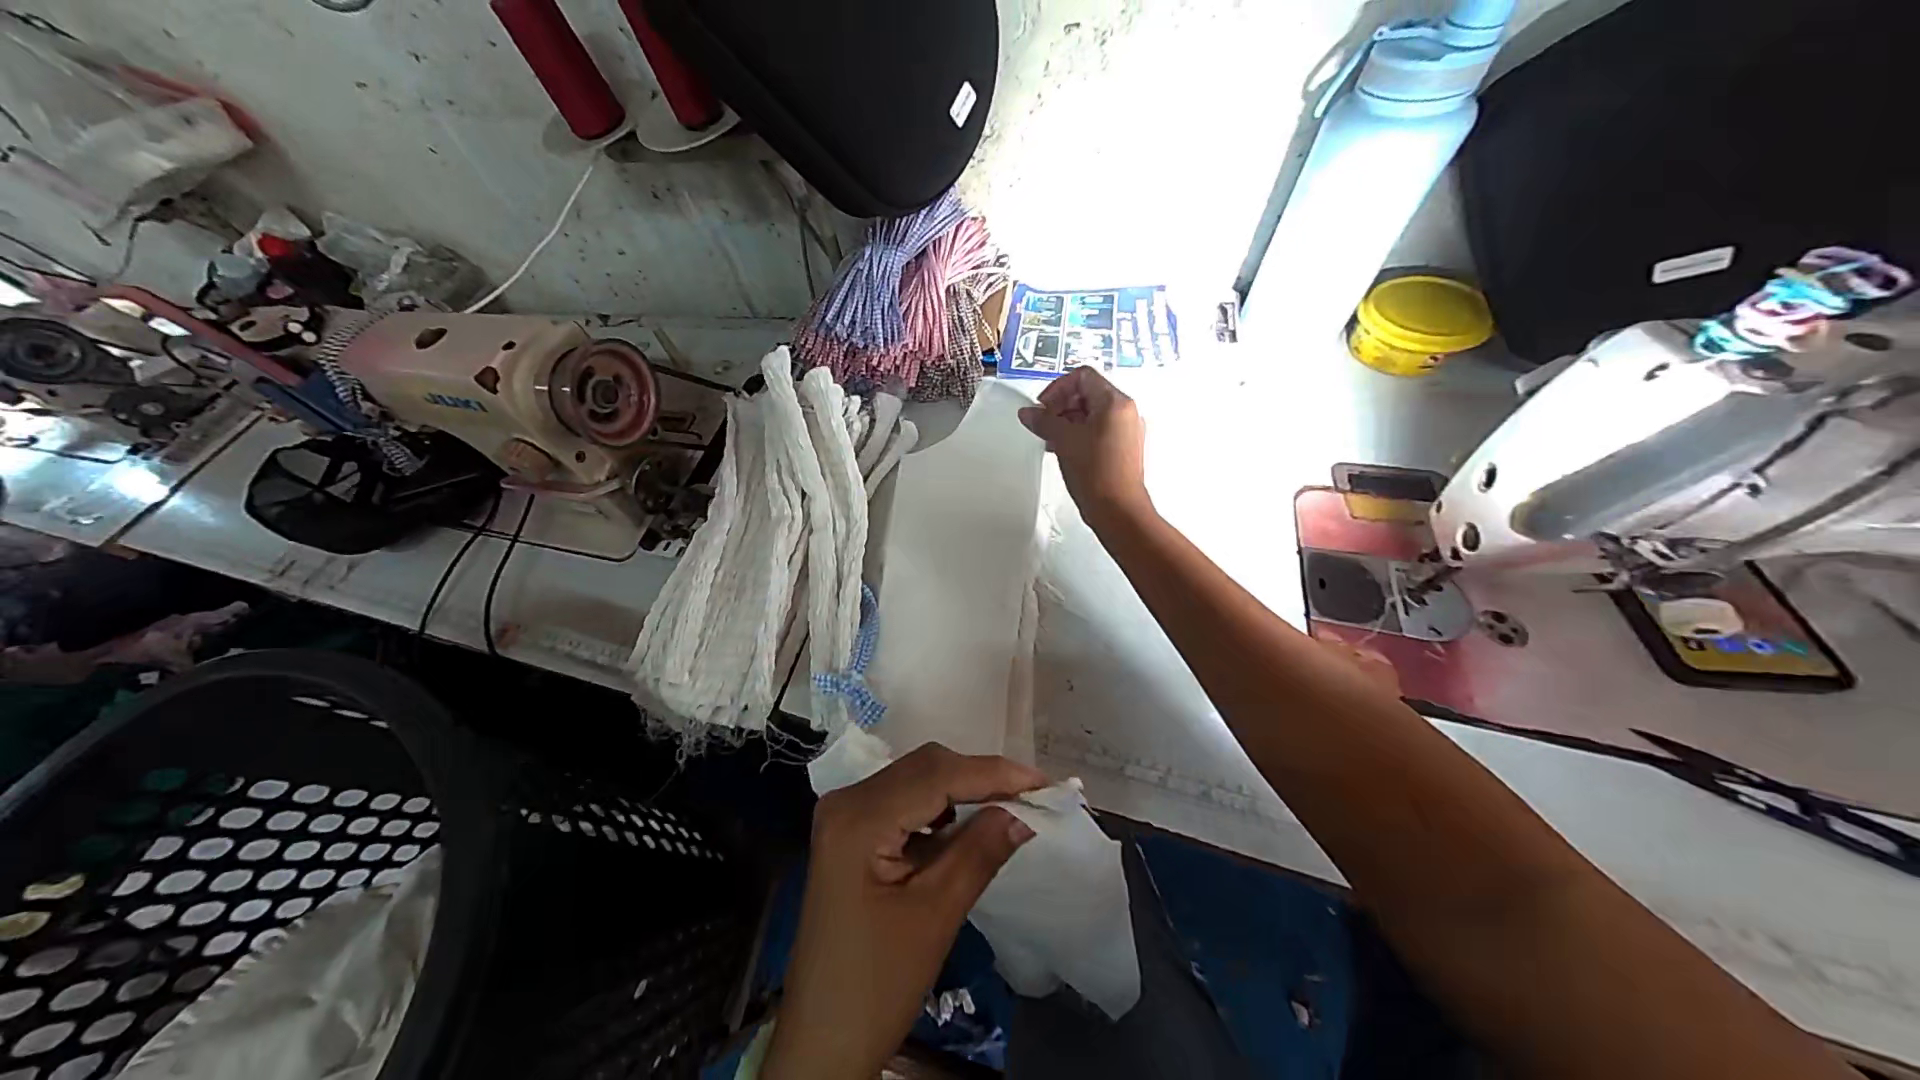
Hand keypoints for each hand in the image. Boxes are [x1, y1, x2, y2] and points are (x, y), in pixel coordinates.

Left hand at [763, 744, 1045, 1079]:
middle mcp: (845, 801)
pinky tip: (968, 828)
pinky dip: (941, 810)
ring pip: (916, 780)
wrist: (822, 1038)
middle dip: (981, 778)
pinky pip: (904, 802)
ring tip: (1009, 809)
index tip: (1044, 785)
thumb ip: (979, 852)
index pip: (936, 774)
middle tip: (1032, 797)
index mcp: (858, 818)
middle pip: (924, 768)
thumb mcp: (935, 915)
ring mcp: (844, 815)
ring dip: (963, 791)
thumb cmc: (877, 984)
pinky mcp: (850, 832)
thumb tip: (1023, 811)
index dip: (994, 773)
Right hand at [1018, 366, 1150, 525]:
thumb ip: (1043, 421)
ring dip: (1068, 421)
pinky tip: (1065, 450)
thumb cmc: (1099, 475)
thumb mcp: (1063, 440)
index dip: (1057, 388)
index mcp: (1115, 402)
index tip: (1043, 406)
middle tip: (1044, 422)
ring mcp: (1127, 430)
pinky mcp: (1123, 448)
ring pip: (1092, 412)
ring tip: (1052, 439)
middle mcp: (1126, 412)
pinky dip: (1079, 434)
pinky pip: (1099, 430)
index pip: (1083, 376)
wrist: (1117, 509)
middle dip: (1061, 405)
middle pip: (1088, 393)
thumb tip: (1030, 413)